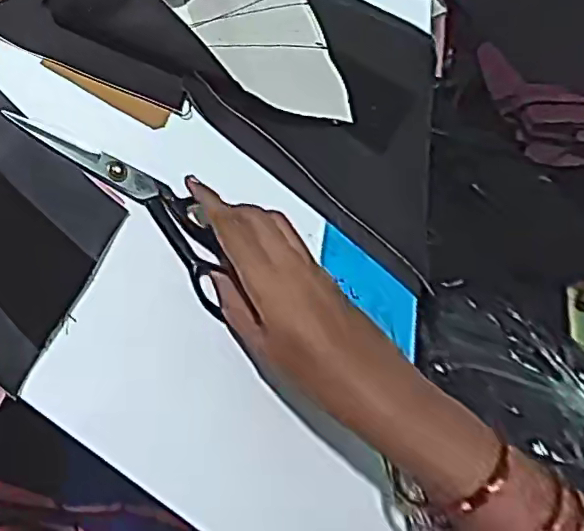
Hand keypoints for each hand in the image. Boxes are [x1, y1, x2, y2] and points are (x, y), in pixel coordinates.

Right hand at [191, 179, 544, 513]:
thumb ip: (234, 305)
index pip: (233, 225)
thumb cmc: (331, 379)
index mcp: (271, 280)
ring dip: (248, 213)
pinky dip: (267, 231)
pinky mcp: (329, 278)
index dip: (208, 201)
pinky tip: (259, 248)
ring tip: (228, 222)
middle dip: (225, 205)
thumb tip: (218, 280)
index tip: (194, 186)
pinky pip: (291, 239)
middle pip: (254, 215)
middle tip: (202, 208)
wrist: (388, 396)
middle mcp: (295, 267)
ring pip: (275, 221)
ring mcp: (315, 270)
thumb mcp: (262, 346)